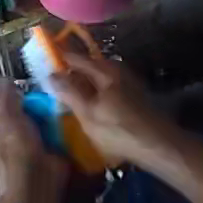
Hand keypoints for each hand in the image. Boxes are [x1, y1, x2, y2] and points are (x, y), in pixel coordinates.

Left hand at [0, 78, 65, 201]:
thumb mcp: (8, 119)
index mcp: (2, 135)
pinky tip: (80, 116)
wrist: (39, 183)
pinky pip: (63, 139)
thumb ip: (7, 100)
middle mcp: (19, 144)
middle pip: (33, 119)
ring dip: (59, 118)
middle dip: (44, 108)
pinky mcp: (57, 158)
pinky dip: (71, 130)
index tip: (39, 84)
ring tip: (74, 97)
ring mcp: (39, 152)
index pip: (12, 111)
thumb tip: (4, 79)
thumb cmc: (18, 150)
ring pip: (49, 128)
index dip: (23, 98)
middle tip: (61, 89)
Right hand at [45, 54, 180, 170]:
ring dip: (84, 84)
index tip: (42, 61)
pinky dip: (96, 92)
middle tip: (53, 83)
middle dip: (71, 72)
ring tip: (69, 97)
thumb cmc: (119, 130)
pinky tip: (91, 107)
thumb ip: (69, 92)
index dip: (58, 57)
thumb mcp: (88, 114)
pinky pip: (108, 87)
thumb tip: (50, 74)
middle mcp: (117, 69)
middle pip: (88, 66)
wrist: (160, 146)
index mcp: (104, 69)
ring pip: (98, 78)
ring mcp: (128, 82)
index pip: (75, 56)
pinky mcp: (134, 96)